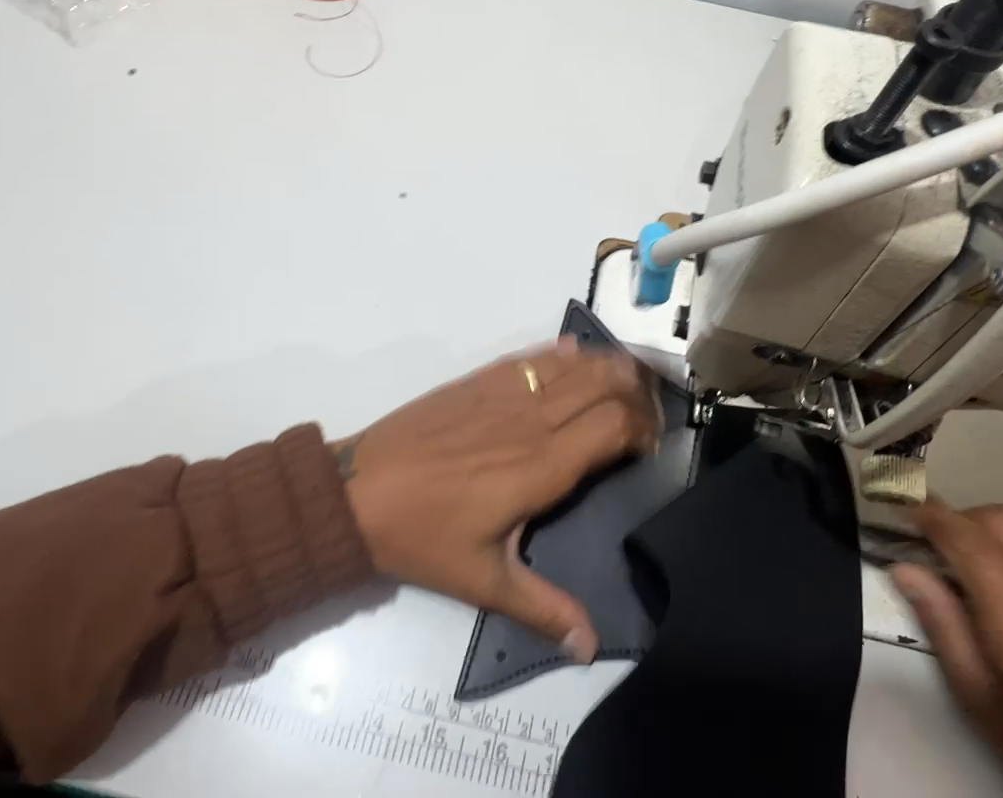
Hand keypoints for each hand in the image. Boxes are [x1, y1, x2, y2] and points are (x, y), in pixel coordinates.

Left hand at [340, 341, 658, 662]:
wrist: (355, 492)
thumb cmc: (423, 536)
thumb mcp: (483, 580)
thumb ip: (544, 608)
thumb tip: (590, 647)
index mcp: (544, 464)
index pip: (618, 424)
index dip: (645, 429)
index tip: (647, 449)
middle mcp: (534, 417)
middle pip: (608, 380)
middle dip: (640, 391)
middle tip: (646, 414)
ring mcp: (506, 392)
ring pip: (578, 361)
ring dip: (610, 366)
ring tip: (623, 385)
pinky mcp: (480, 378)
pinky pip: (537, 355)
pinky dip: (566, 354)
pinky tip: (575, 360)